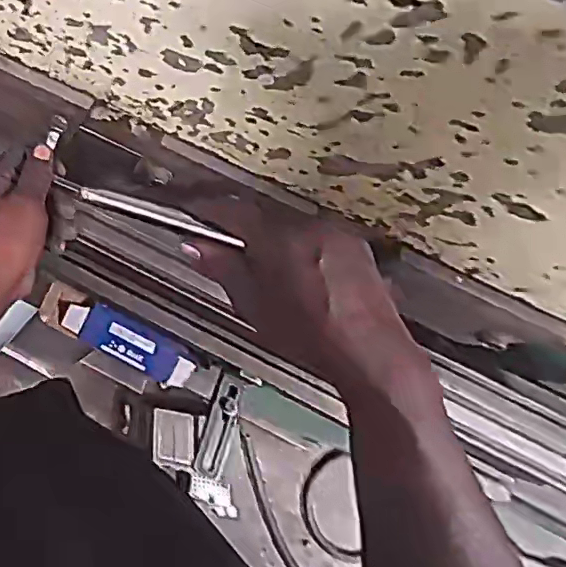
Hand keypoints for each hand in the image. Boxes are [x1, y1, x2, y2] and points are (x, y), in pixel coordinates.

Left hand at [0, 141, 55, 301]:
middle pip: (35, 181)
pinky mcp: (17, 235)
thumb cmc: (4, 246)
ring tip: (60, 227)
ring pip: (41, 204)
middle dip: (54, 193)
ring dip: (56, 215)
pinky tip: (55, 239)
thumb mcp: (28, 201)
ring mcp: (8, 217)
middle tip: (61, 204)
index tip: (58, 170)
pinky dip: (50, 231)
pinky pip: (40, 224)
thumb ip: (37, 173)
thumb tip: (42, 151)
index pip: (22, 154)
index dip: (43, 160)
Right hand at [181, 195, 426, 396]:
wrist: (372, 357)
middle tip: (217, 245)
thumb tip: (197, 247)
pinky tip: (291, 275)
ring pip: (287, 225)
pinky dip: (294, 247)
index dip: (206, 209)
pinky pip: (312, 235)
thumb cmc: (317, 338)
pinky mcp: (353, 247)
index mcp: (279, 238)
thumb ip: (222, 268)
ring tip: (257, 270)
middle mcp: (310, 227)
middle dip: (236, 228)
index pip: (230, 209)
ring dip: (267, 239)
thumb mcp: (253, 305)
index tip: (192, 212)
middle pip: (260, 214)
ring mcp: (335, 235)